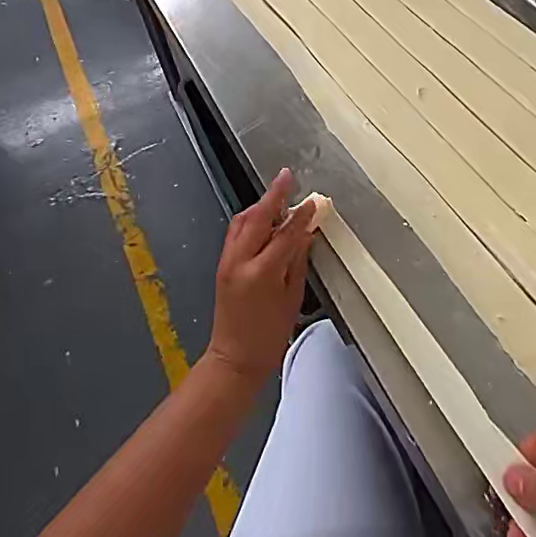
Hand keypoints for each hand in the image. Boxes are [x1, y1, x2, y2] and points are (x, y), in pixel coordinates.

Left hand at [203, 168, 318, 381]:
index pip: (285, 234)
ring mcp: (227, 260)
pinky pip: (235, 232)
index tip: (313, 201)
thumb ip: (297, 261)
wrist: (234, 359)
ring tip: (278, 196)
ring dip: (261, 206)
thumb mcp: (292, 299)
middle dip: (274, 195)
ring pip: (242, 221)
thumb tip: (306, 233)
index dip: (301, 216)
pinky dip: (250, 219)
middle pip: (258, 218)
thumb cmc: (269, 336)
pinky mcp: (222, 263)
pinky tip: (263, 217)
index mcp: (261, 272)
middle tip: (287, 177)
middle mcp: (240, 260)